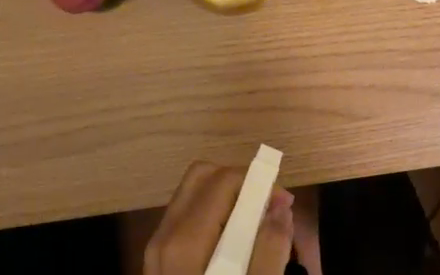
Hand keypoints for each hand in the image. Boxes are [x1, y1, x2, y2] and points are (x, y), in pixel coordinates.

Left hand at [144, 161, 293, 274]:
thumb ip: (270, 250)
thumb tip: (280, 206)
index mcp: (185, 240)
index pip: (223, 178)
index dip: (259, 181)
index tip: (283, 204)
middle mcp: (164, 236)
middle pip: (202, 176)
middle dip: (239, 183)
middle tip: (267, 211)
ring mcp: (156, 249)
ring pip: (192, 196)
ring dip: (226, 199)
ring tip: (254, 228)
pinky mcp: (157, 262)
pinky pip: (185, 220)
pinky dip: (211, 218)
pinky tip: (231, 246)